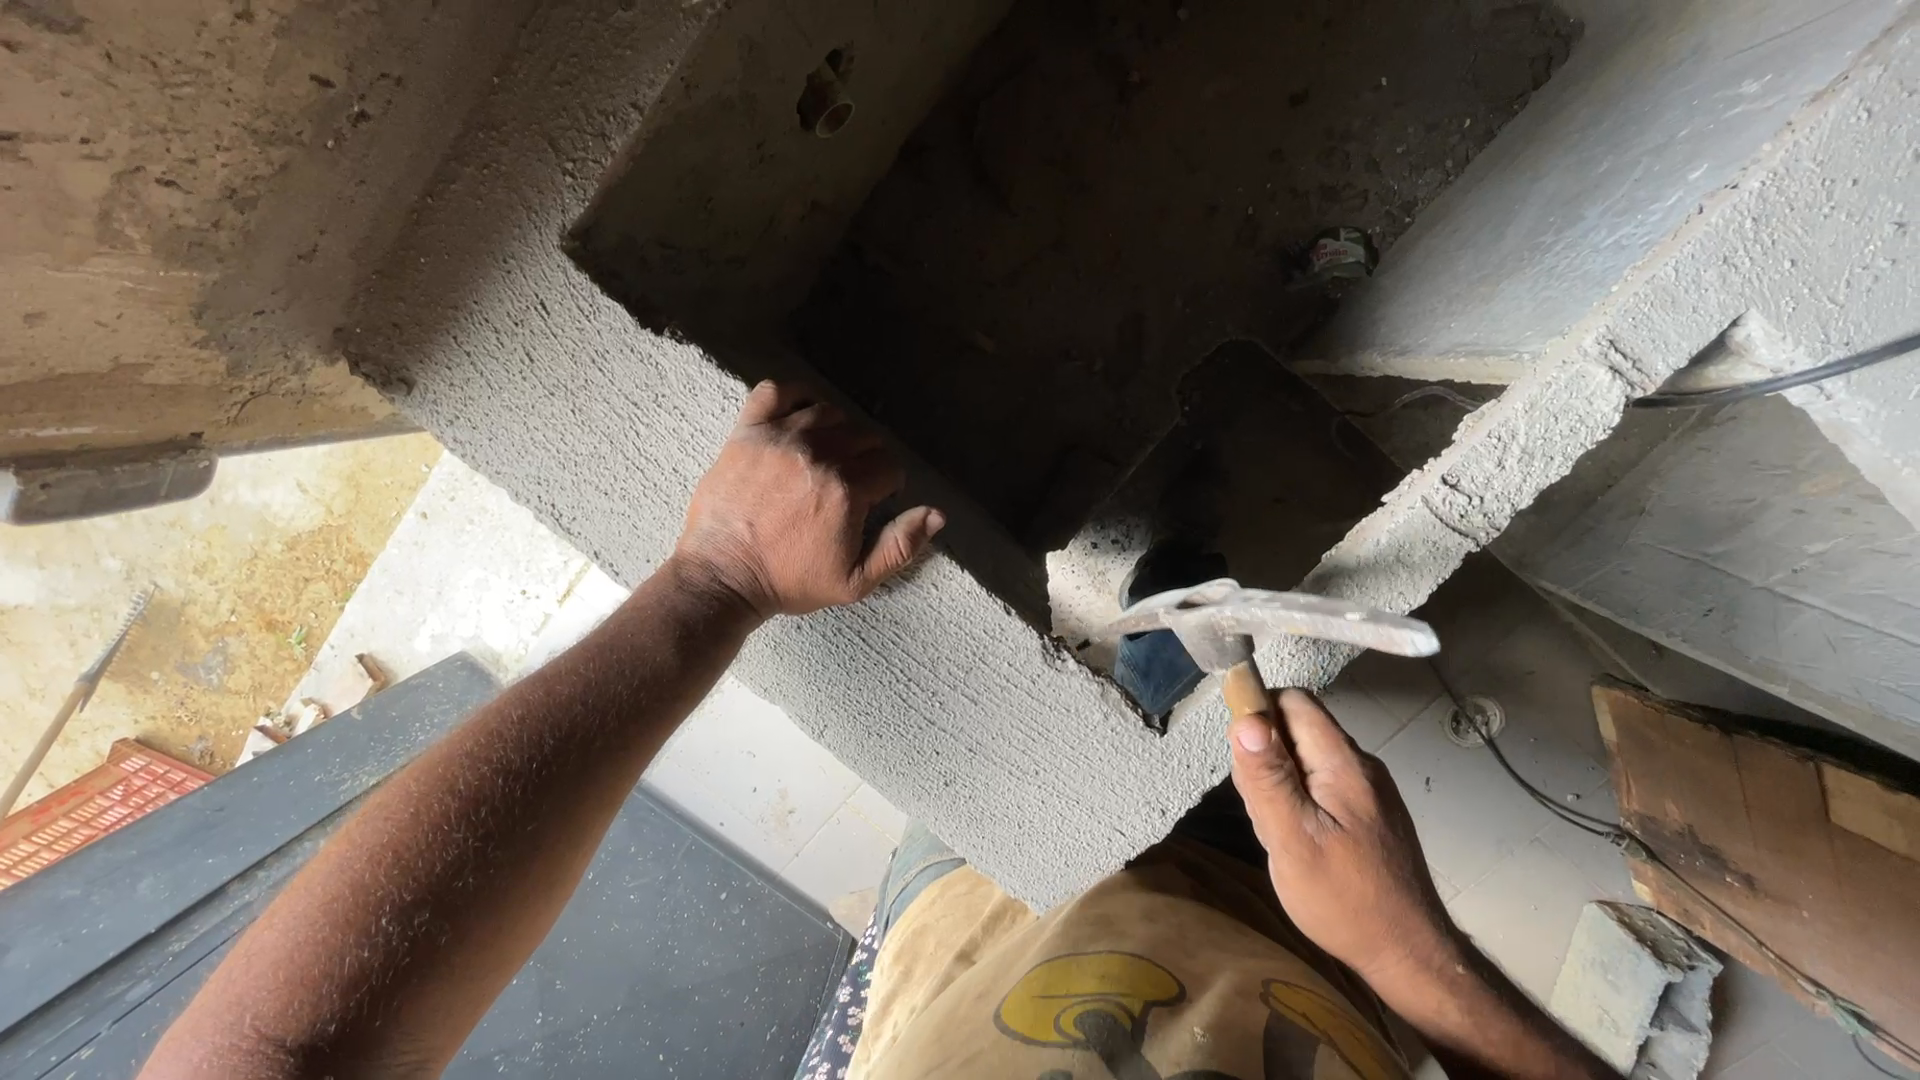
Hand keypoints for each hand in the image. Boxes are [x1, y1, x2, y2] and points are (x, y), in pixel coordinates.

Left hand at [672, 381, 944, 618]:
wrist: (723, 576)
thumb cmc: (790, 582)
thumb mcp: (856, 581)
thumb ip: (900, 546)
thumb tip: (937, 514)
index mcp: (847, 489)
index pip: (889, 465)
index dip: (887, 485)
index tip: (872, 501)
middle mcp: (818, 454)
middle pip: (863, 436)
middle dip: (864, 459)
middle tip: (848, 483)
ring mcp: (780, 437)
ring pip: (828, 412)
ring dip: (835, 431)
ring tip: (824, 455)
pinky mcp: (747, 431)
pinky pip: (777, 391)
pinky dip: (794, 396)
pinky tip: (798, 417)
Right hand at [1228, 688, 1462, 987]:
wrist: (1409, 957)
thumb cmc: (1344, 899)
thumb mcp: (1292, 839)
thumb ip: (1267, 778)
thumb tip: (1245, 719)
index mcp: (1343, 763)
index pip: (1293, 702)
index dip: (1258, 714)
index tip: (1241, 758)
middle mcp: (1361, 766)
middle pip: (1297, 729)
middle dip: (1266, 759)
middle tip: (1263, 811)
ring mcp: (1368, 791)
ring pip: (1305, 760)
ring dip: (1280, 785)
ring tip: (1280, 833)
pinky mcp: (1369, 814)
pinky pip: (1320, 786)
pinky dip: (1298, 803)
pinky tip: (1299, 842)